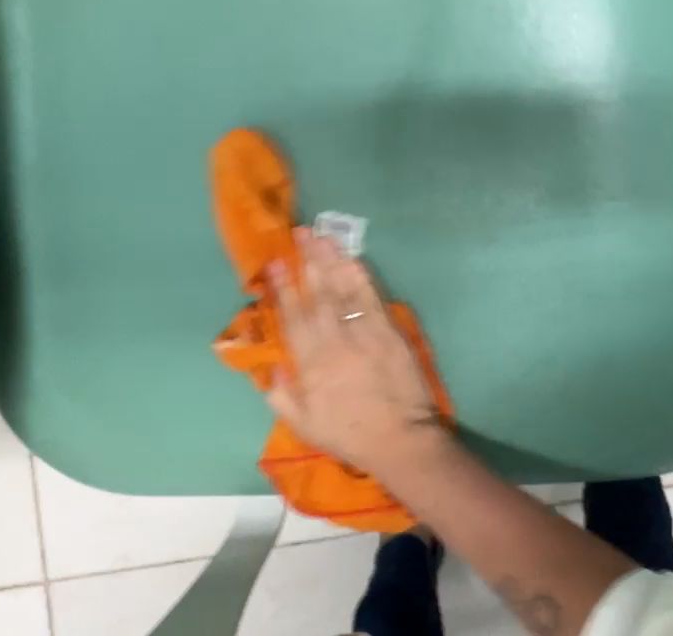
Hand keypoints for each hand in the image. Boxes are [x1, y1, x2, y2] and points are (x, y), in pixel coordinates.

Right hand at [266, 229, 447, 478]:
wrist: (401, 438)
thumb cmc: (350, 434)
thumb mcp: (304, 425)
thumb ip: (282, 394)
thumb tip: (271, 365)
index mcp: (311, 366)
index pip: (293, 319)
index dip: (283, 289)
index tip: (275, 264)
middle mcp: (335, 344)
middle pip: (318, 295)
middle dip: (307, 262)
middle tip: (300, 233)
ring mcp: (365, 334)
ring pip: (344, 290)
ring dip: (332, 260)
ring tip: (322, 236)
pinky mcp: (390, 331)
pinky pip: (372, 299)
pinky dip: (361, 277)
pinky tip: (352, 259)